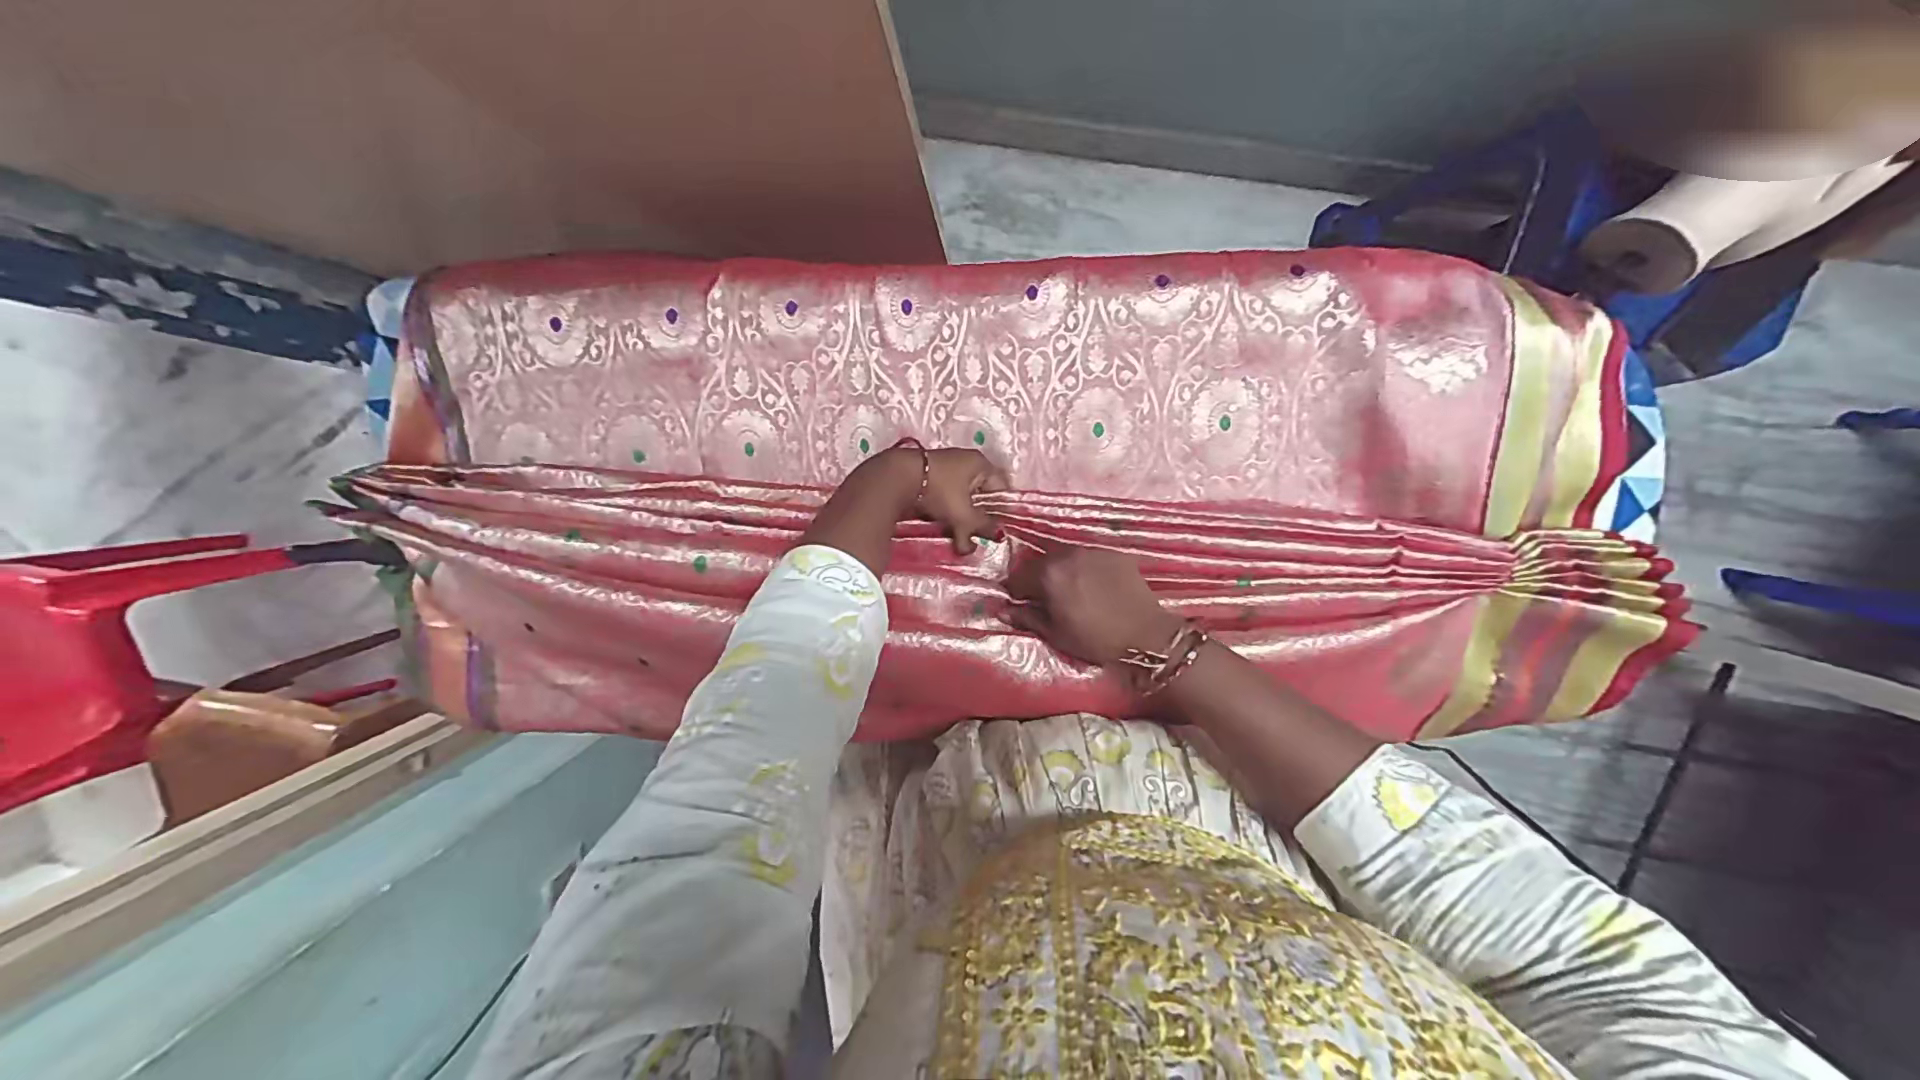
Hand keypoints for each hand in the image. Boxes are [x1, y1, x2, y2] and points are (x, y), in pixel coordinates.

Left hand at [830, 445, 1007, 555]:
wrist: (897, 478)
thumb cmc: (938, 491)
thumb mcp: (964, 515)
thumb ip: (981, 527)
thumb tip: (996, 538)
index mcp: (981, 464)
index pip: (1001, 488)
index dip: (1002, 511)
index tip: (997, 530)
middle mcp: (966, 462)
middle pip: (981, 494)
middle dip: (979, 517)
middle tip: (978, 535)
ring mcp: (947, 467)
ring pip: (962, 497)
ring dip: (961, 516)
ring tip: (959, 534)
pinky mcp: (930, 476)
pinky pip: (946, 496)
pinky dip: (946, 511)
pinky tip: (943, 525)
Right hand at [1004, 545, 1184, 664]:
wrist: (1146, 634)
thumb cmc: (1095, 639)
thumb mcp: (1055, 634)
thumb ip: (1026, 618)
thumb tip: (1002, 610)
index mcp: (1048, 574)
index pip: (1018, 576)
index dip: (1016, 591)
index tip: (1020, 602)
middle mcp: (1067, 555)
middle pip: (1042, 562)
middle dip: (1038, 578)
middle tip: (1045, 598)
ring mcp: (1093, 551)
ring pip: (1066, 557)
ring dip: (1062, 570)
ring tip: (1071, 590)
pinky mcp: (1114, 553)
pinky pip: (1090, 557)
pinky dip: (1085, 568)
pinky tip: (1094, 585)